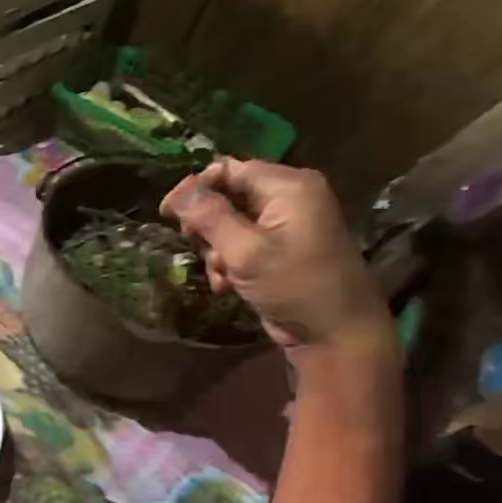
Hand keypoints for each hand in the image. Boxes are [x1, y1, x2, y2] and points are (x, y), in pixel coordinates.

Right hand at [161, 159, 392, 356]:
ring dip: (215, 250)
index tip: (166, 215)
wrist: (335, 333)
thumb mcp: (245, 250)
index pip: (228, 169)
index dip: (195, 188)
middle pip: (227, 196)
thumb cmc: (294, 285)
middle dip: (206, 225)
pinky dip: (228, 263)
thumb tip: (177, 189)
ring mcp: (286, 225)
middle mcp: (290, 197)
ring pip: (229, 224)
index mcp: (289, 186)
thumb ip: (209, 216)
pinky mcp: (281, 249)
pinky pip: (241, 244)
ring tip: (220, 274)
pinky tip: (227, 284)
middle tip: (197, 248)